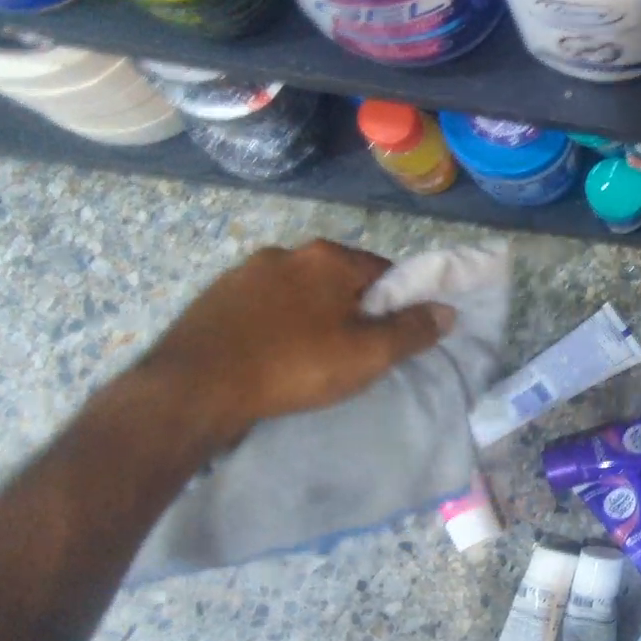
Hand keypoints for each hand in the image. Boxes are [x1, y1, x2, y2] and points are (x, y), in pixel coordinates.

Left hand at [138, 240, 454, 444]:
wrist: (194, 387)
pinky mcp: (216, 297)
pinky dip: (281, 325)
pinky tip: (278, 356)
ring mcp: (245, 272)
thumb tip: (446, 310)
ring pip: (303, 293)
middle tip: (358, 351)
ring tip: (314, 357)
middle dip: (356, 309)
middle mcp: (287, 253)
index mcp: (329, 258)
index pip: (386, 272)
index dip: (399, 305)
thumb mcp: (370, 354)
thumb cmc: (296, 365)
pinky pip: (268, 307)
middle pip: (343, 281)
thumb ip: (414, 330)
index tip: (394, 337)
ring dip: (316, 316)